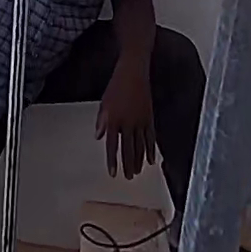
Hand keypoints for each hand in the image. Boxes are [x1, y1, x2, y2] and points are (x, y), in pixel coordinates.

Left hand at [96, 59, 156, 179]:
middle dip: (128, 164)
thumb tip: (99, 136)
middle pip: (128, 149)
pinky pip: (151, 138)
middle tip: (128, 178)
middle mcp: (127, 123)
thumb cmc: (116, 87)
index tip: (113, 173)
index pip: (112, 144)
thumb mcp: (104, 102)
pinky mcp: (149, 118)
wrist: (133, 74)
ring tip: (137, 172)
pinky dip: (151, 150)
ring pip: (140, 146)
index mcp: (113, 119)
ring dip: (139, 160)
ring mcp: (140, 121)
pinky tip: (151, 160)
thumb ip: (102, 120)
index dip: (112, 160)